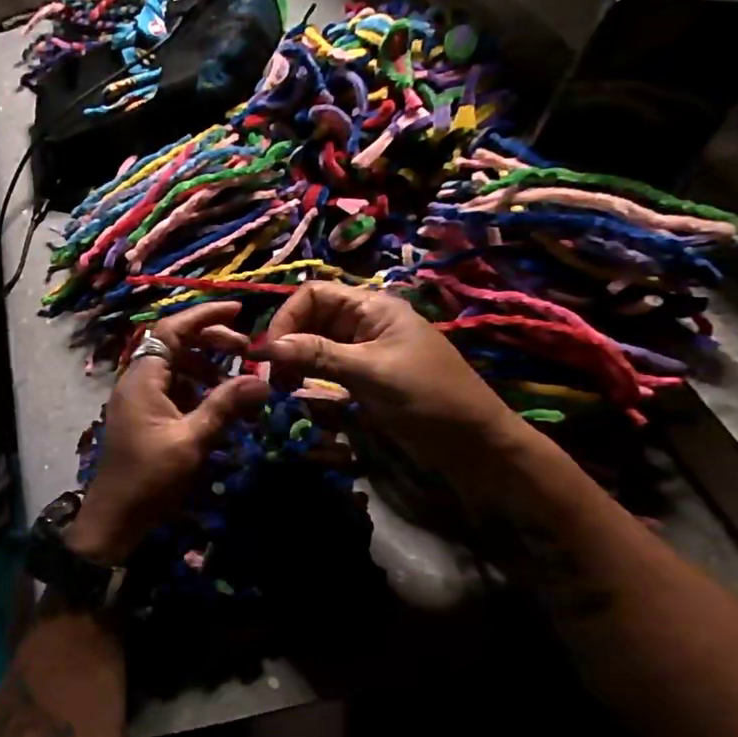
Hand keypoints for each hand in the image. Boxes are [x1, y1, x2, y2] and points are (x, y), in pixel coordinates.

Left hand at [71, 302, 269, 563]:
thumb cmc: (149, 478)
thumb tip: (263, 379)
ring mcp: (138, 399)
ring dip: (206, 368)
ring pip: (175, 368)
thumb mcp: (192, 440)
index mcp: (142, 378)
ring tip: (236, 382)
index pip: (172, 329)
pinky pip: (171, 390)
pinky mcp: (142, 417)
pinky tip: (217, 407)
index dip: (204, 315)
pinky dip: (196, 390)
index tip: (238, 311)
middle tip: (245, 351)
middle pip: (174, 344)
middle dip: (211, 342)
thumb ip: (225, 406)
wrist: (114, 518)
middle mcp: (136, 381)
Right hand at [252, 281, 520, 459]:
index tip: (268, 350)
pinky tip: (297, 390)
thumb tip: (266, 346)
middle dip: (287, 339)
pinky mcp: (363, 376)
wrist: (472, 442)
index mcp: (373, 307)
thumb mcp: (371, 372)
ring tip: (281, 384)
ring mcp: (363, 350)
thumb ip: (318, 355)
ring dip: (294, 359)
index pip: (314, 294)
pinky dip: (307, 374)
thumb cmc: (428, 397)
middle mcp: (364, 322)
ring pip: (314, 342)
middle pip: (311, 317)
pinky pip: (325, 366)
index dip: (286, 317)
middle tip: (270, 373)